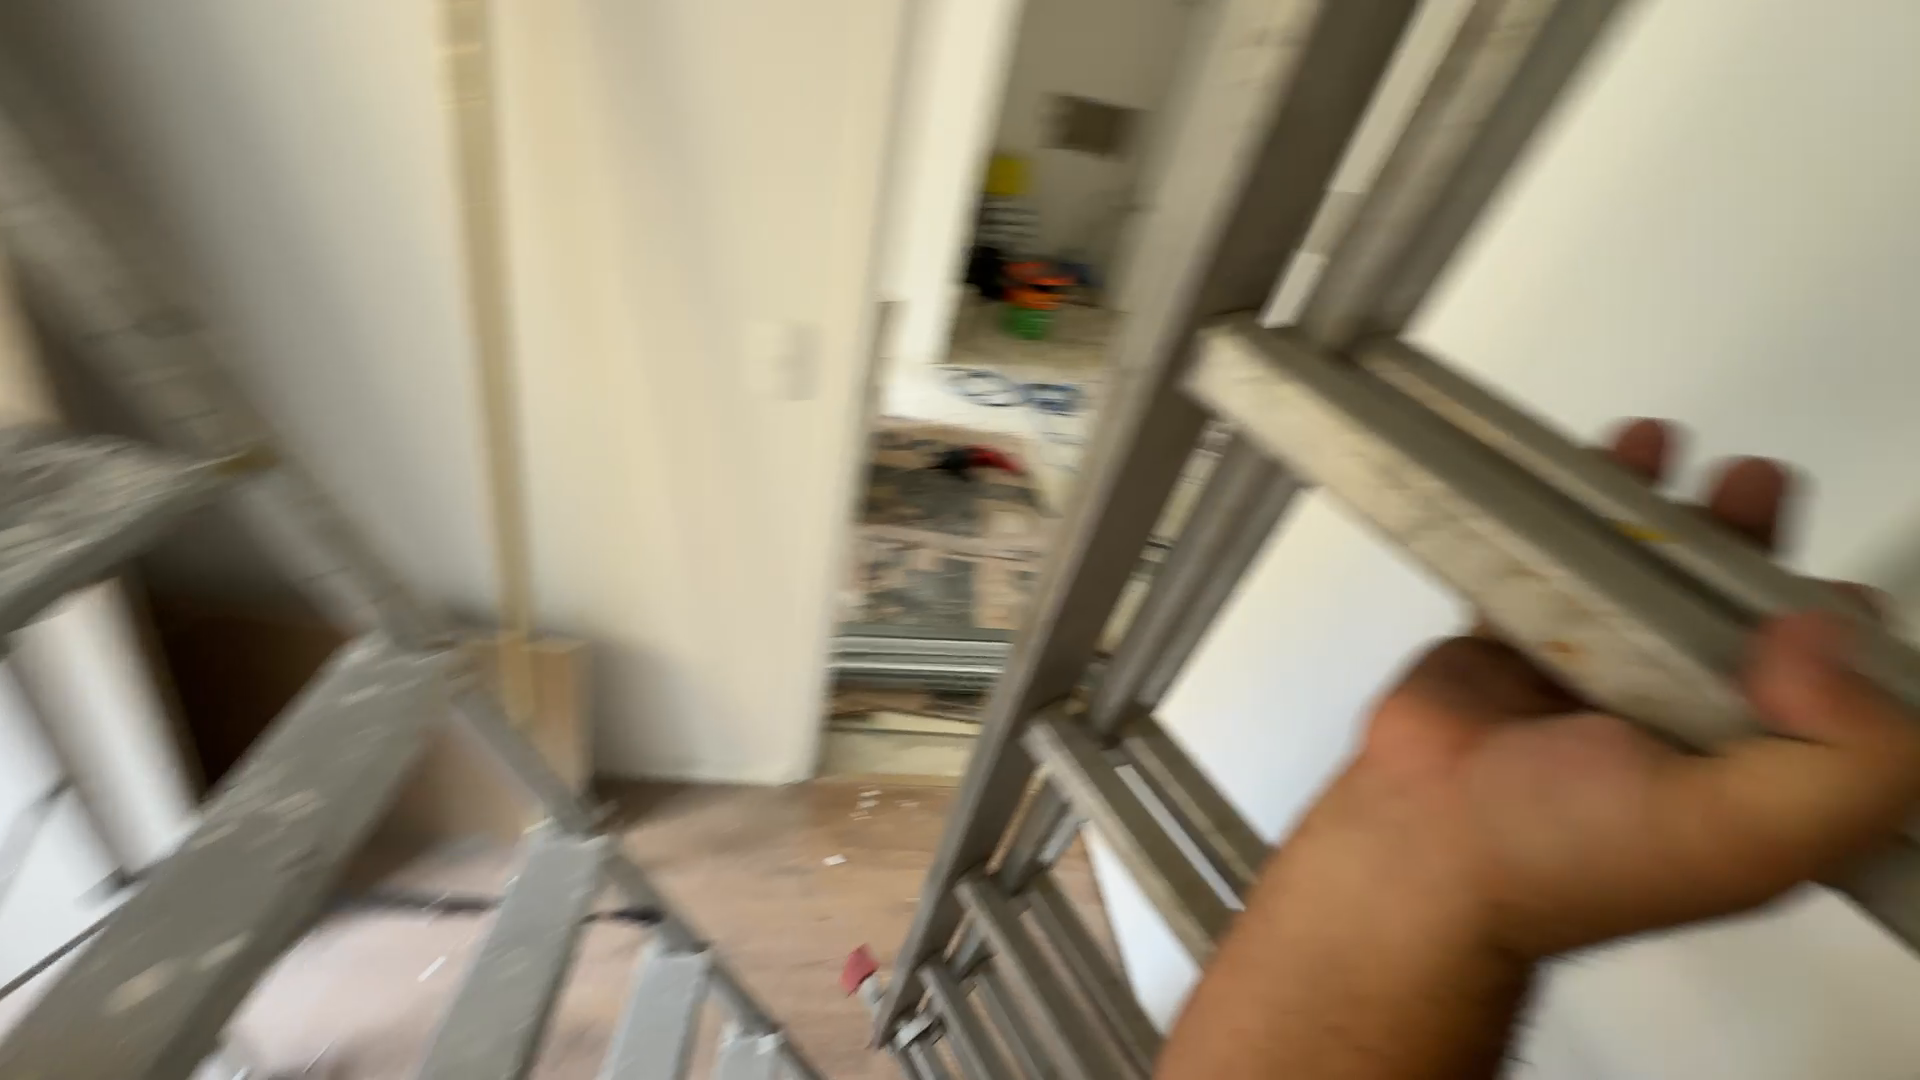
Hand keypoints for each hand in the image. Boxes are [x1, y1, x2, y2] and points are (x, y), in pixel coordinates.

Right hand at [1314, 418, 1919, 960]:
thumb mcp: (1748, 834)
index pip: (1817, 686)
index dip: (1838, 632)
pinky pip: (1529, 568)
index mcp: (1745, 762)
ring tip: (1649, 445)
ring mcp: (1578, 669)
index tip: (1827, 590)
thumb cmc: (1577, 845)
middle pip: (1715, 606)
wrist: (1428, 836)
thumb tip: (1823, 625)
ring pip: (1620, 575)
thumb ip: (1843, 753)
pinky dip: (1537, 524)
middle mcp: (1668, 708)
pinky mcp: (1501, 640)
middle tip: (1747, 481)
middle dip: (1737, 541)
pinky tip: (1548, 480)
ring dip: (1638, 513)